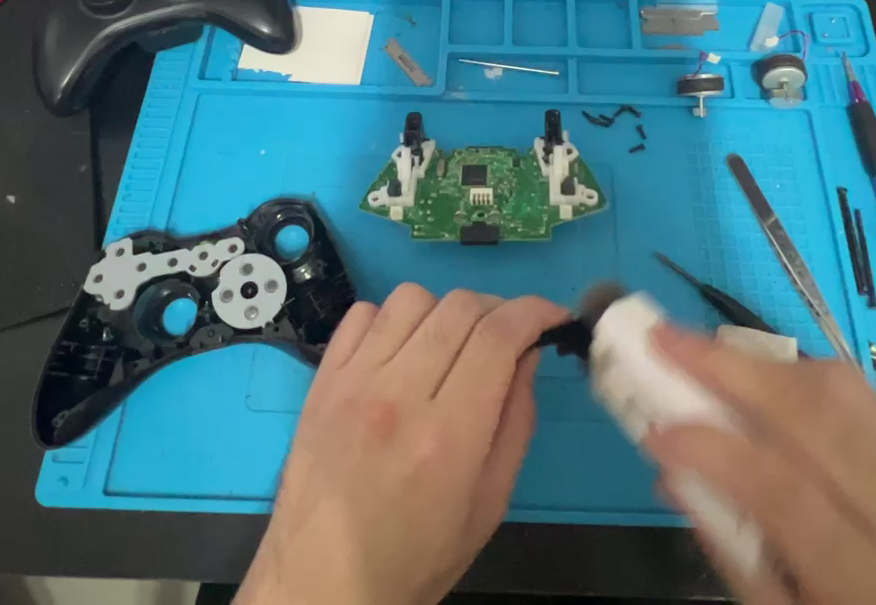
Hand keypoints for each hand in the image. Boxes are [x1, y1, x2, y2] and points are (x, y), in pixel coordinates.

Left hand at [235, 284, 569, 604]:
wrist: (322, 582)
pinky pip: (362, 312)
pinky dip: (391, 319)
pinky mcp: (323, 378)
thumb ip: (516, 421)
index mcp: (446, 435)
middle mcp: (397, 394)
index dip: (535, 311)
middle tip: (508, 337)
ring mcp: (353, 381)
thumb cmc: (415, 555)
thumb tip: (527, 354)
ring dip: (445, 311)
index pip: (498, 336)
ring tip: (451, 345)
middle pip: (461, 307)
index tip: (553, 315)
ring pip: (412, 298)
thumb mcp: (488, 505)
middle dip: (500, 310)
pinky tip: (401, 351)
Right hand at [644, 324, 875, 604]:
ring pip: (844, 391)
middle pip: (813, 412)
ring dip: (761, 361)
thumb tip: (681, 477)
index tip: (653, 428)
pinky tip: (766, 378)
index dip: (710, 447)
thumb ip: (744, 562)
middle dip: (725, 366)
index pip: (782, 489)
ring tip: (704, 352)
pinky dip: (804, 378)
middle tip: (661, 338)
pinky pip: (870, 403)